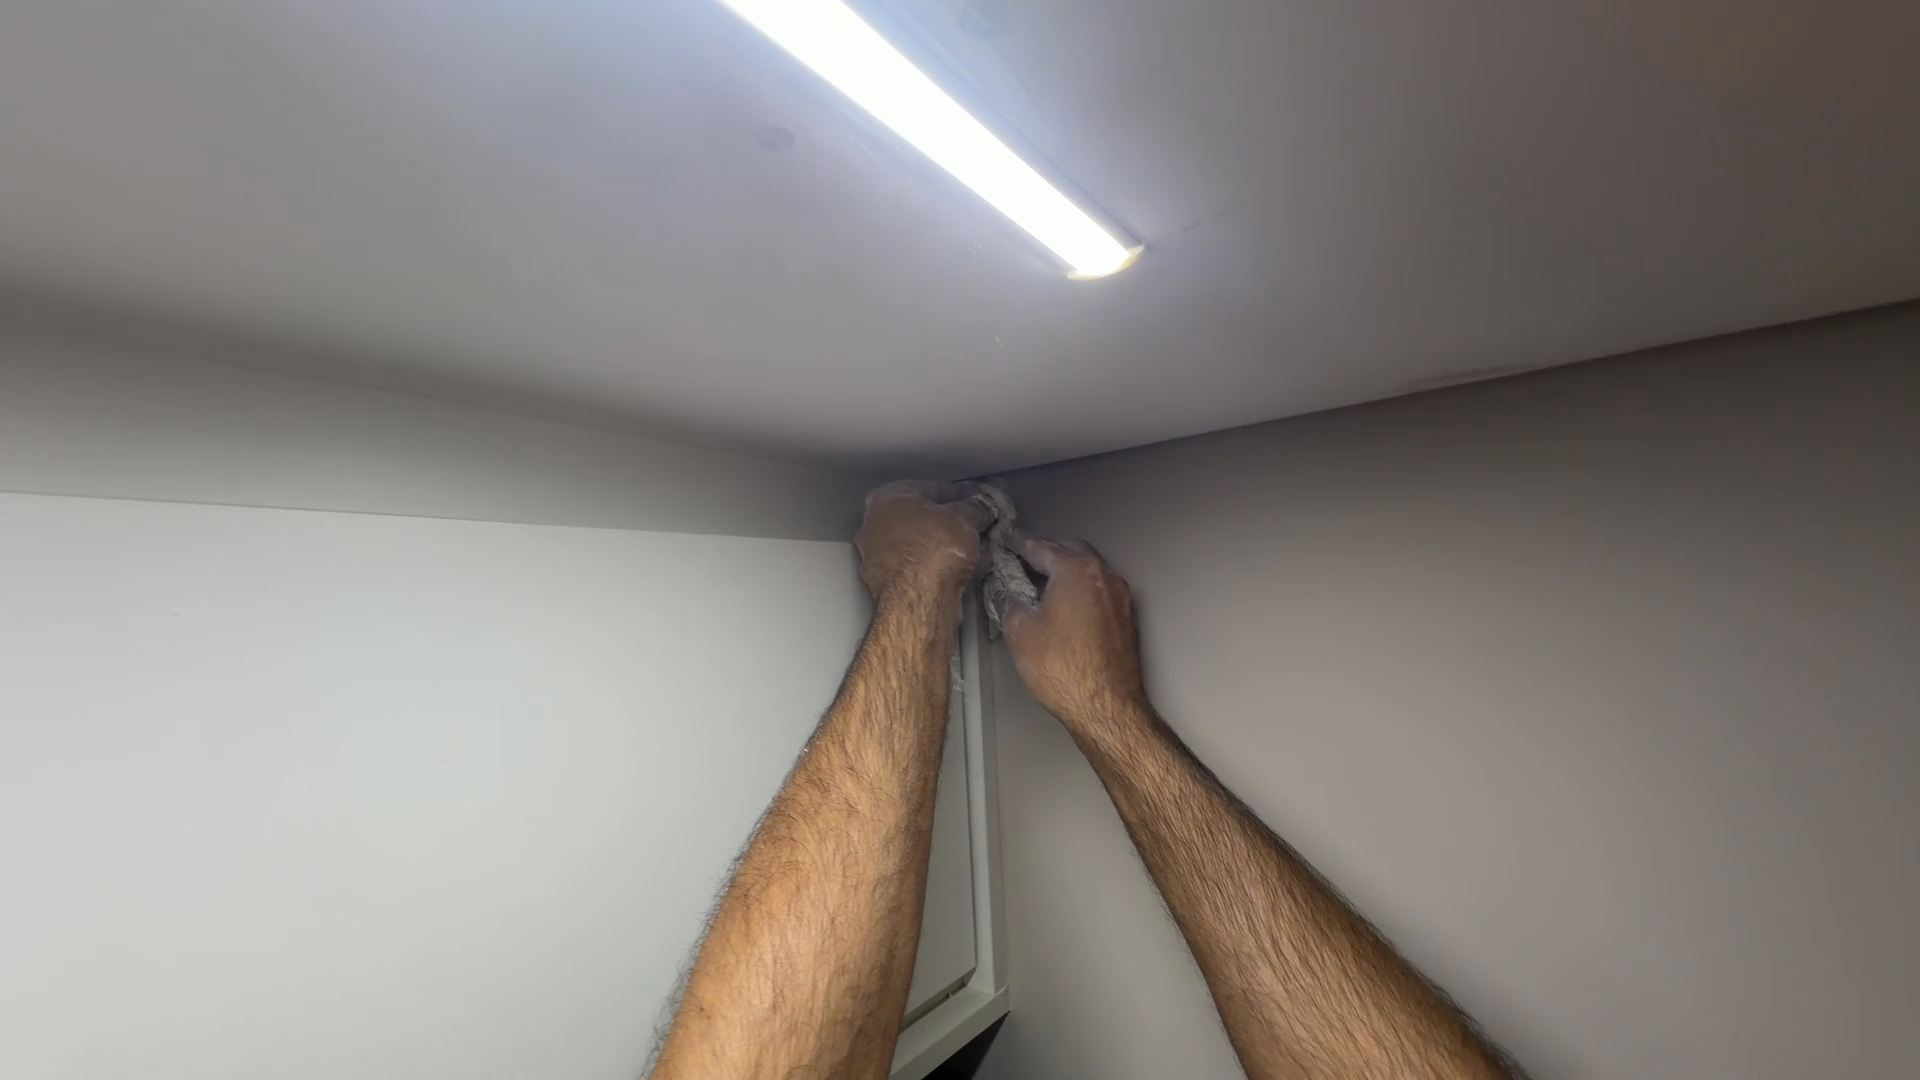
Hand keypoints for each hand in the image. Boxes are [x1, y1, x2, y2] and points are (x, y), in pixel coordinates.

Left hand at [854, 480, 992, 603]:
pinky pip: (917, 566)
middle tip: (976, 523)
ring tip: (972, 546)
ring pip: (919, 543)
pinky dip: (936, 564)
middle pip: (921, 516)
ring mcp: (876, 556)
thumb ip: (975, 507)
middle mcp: (873, 524)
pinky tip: (959, 568)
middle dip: (949, 520)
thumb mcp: (964, 519)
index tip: (979, 499)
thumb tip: (984, 505)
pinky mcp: (885, 583)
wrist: (917, 600)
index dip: (961, 492)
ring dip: (944, 544)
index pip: (931, 487)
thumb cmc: (934, 548)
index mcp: (887, 498)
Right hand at [1002, 538, 1150, 733]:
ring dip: (1066, 572)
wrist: (1105, 707)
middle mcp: (1103, 575)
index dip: (1017, 543)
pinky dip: (1082, 590)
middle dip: (1046, 552)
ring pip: (1089, 570)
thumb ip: (1010, 599)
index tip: (1006, 540)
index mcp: (1075, 569)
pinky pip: (1100, 591)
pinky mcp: (1127, 618)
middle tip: (1022, 562)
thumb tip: (1010, 591)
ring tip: (1042, 586)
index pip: (1040, 546)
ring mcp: (1120, 596)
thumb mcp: (1019, 631)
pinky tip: (1066, 608)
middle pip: (1070, 550)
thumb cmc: (1063, 669)